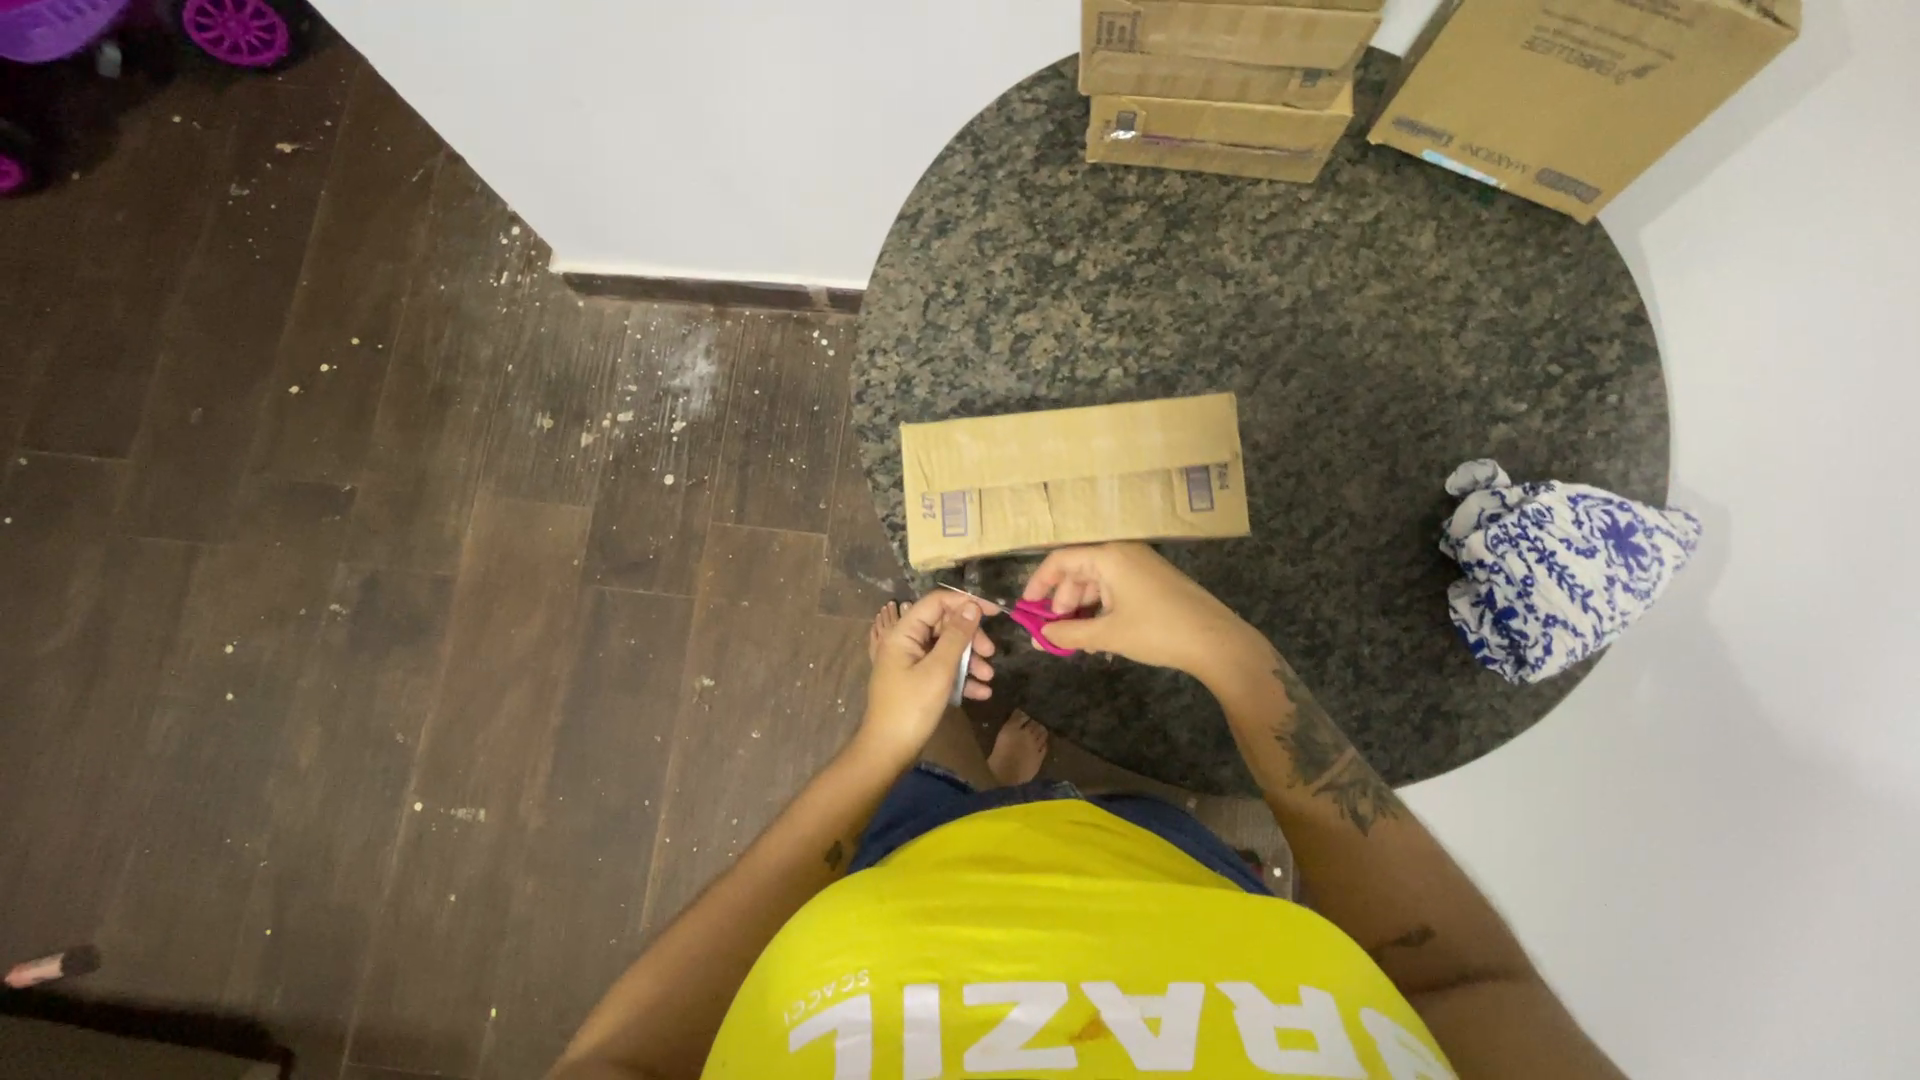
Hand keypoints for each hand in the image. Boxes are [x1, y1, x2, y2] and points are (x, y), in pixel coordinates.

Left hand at [856, 592, 998, 768]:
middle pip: (944, 625)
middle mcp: (905, 642)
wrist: (889, 751)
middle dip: (971, 638)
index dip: (966, 602)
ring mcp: (911, 662)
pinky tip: (981, 692)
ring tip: (988, 677)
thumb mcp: (939, 670)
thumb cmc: (912, 707)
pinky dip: (961, 677)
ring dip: (970, 660)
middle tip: (990, 653)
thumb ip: (956, 636)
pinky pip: (942, 669)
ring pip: (946, 649)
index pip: (937, 602)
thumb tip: (971, 606)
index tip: (994, 612)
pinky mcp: (917, 681)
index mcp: (903, 633)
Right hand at [1022, 542, 1252, 676]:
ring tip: (1079, 637)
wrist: (1216, 641)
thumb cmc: (1157, 631)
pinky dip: (1102, 607)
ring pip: (1098, 580)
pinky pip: (1116, 586)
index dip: (1039, 583)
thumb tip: (1040, 636)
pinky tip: (1100, 632)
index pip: (1061, 560)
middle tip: (1056, 629)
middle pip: (1078, 569)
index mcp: (1109, 556)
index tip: (1027, 606)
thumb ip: (1069, 633)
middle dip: (1062, 599)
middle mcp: (1123, 552)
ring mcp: (1141, 564)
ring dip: (1082, 606)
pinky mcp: (1154, 579)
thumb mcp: (1108, 635)